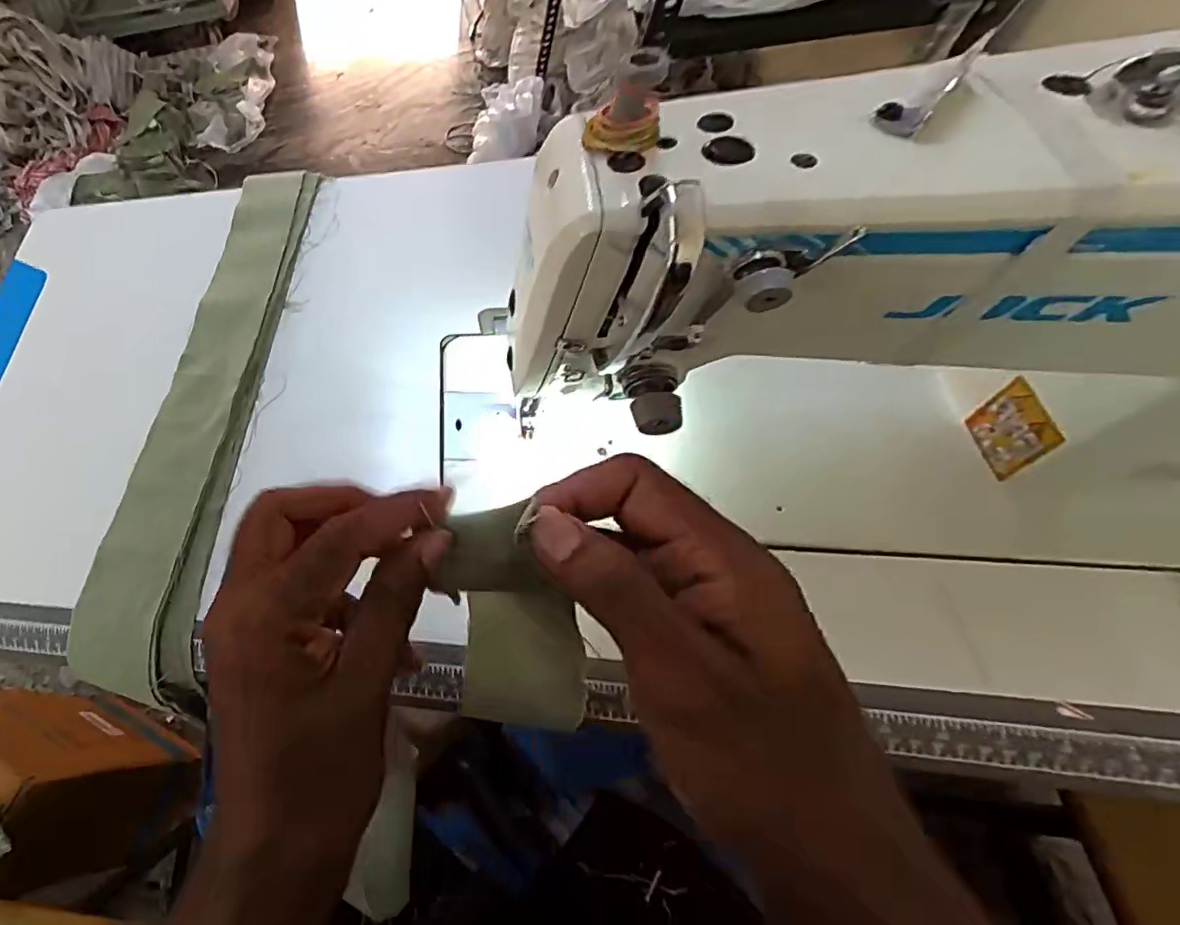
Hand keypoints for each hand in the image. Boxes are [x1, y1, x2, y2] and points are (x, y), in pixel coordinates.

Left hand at [173, 485, 450, 924]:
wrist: (272, 848)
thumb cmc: (321, 780)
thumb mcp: (366, 686)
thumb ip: (394, 601)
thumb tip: (431, 539)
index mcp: (261, 613)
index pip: (327, 537)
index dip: (387, 512)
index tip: (436, 500)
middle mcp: (234, 601)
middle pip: (277, 516)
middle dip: (338, 506)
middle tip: (395, 518)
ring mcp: (233, 616)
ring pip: (277, 544)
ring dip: (334, 543)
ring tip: (398, 562)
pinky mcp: (244, 635)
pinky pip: (284, 585)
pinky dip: (329, 587)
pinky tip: (378, 625)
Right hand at [526, 455, 985, 924]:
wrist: (834, 862)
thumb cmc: (763, 768)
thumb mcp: (681, 675)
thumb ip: (615, 589)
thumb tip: (544, 521)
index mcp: (726, 562)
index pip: (636, 483)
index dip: (574, 492)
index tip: (523, 533)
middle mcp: (718, 566)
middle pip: (629, 506)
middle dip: (565, 518)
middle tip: (512, 557)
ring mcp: (706, 599)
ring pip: (626, 544)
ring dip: (571, 551)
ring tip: (522, 577)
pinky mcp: (693, 630)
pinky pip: (631, 584)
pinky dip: (586, 584)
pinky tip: (557, 607)